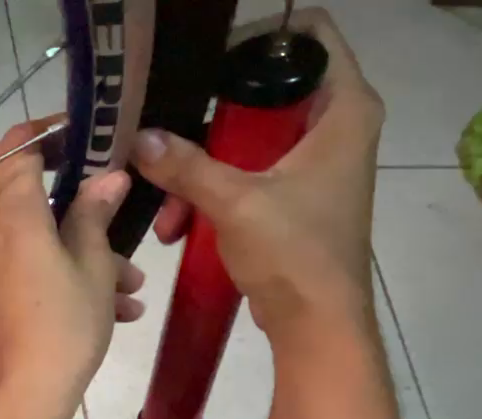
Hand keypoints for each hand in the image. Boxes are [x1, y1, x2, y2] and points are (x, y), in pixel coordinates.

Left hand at [0, 117, 144, 418]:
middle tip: (103, 187)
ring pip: (31, 232)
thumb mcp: (92, 266)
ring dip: (80, 243)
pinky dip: (64, 273)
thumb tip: (106, 179)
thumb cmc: (62, 328)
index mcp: (10, 215)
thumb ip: (94, 215)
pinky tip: (118, 308)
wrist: (21, 399)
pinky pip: (27, 268)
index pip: (15, 149)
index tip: (86, 134)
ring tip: (131, 280)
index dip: (48, 133)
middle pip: (14, 184)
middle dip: (61, 182)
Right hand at [134, 8, 383, 339]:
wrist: (315, 320)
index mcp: (343, 108)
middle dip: (208, 124)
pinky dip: (210, 194)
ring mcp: (314, 163)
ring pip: (246, 141)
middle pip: (264, 93)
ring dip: (199, 172)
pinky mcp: (293, 196)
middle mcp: (335, 125)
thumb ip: (187, 167)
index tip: (202, 66)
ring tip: (169, 212)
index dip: (256, 41)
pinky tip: (180, 226)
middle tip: (169, 146)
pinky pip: (244, 176)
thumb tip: (139, 138)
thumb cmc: (294, 252)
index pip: (308, 36)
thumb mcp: (235, 203)